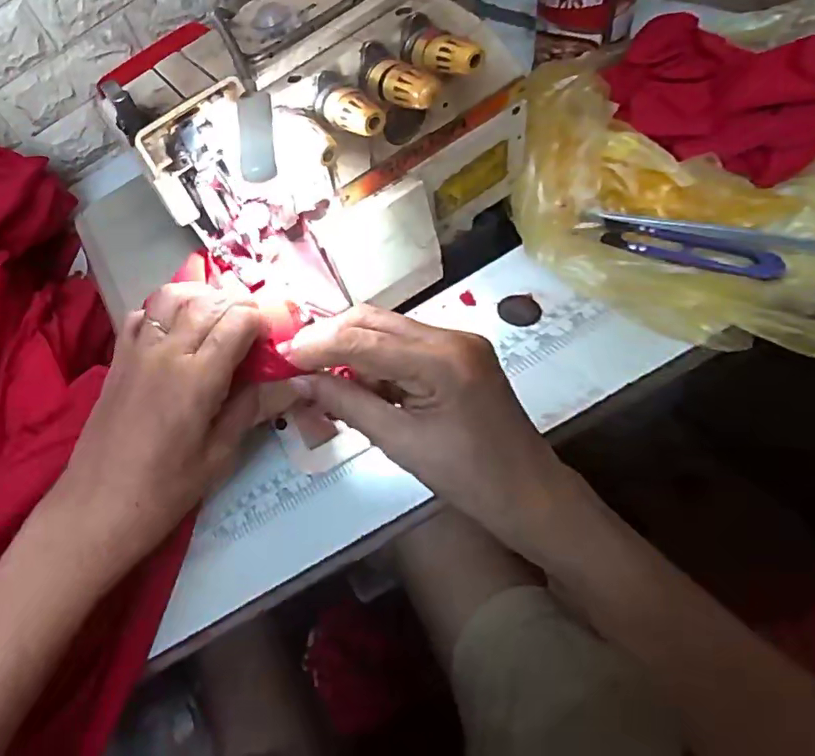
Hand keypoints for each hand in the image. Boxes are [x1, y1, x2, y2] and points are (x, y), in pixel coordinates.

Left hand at [43, 283, 265, 573]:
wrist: (97, 508)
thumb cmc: (164, 490)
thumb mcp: (218, 455)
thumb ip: (252, 408)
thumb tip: (294, 383)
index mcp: (197, 377)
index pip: (236, 321)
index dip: (260, 321)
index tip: (272, 338)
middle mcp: (166, 352)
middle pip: (207, 303)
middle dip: (237, 305)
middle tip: (252, 328)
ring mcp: (137, 350)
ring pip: (172, 297)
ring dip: (200, 298)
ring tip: (217, 318)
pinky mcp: (118, 357)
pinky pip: (142, 314)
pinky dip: (165, 310)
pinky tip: (177, 329)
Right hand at [282, 306, 571, 549]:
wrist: (531, 494)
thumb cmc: (470, 480)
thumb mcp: (400, 443)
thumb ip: (348, 403)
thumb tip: (301, 379)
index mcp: (442, 359)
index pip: (364, 339)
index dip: (318, 344)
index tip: (283, 353)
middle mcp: (451, 335)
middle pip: (373, 320)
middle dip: (330, 336)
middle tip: (294, 357)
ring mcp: (457, 339)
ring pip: (386, 327)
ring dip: (349, 344)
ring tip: (316, 368)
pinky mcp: (458, 350)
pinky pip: (403, 342)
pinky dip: (373, 355)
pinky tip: (353, 375)